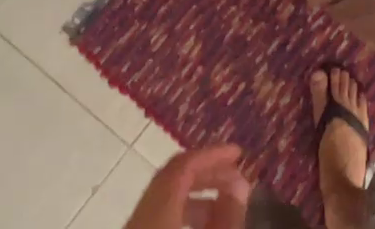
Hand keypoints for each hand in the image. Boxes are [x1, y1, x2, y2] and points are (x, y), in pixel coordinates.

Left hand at [123, 145, 252, 228]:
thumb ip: (227, 216)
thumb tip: (241, 185)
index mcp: (155, 210)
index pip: (182, 166)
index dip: (212, 154)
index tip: (238, 152)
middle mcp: (138, 215)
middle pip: (171, 179)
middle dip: (207, 173)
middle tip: (237, 176)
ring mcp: (134, 226)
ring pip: (164, 199)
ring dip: (197, 195)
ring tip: (226, 204)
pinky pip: (156, 216)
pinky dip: (181, 211)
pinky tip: (202, 223)